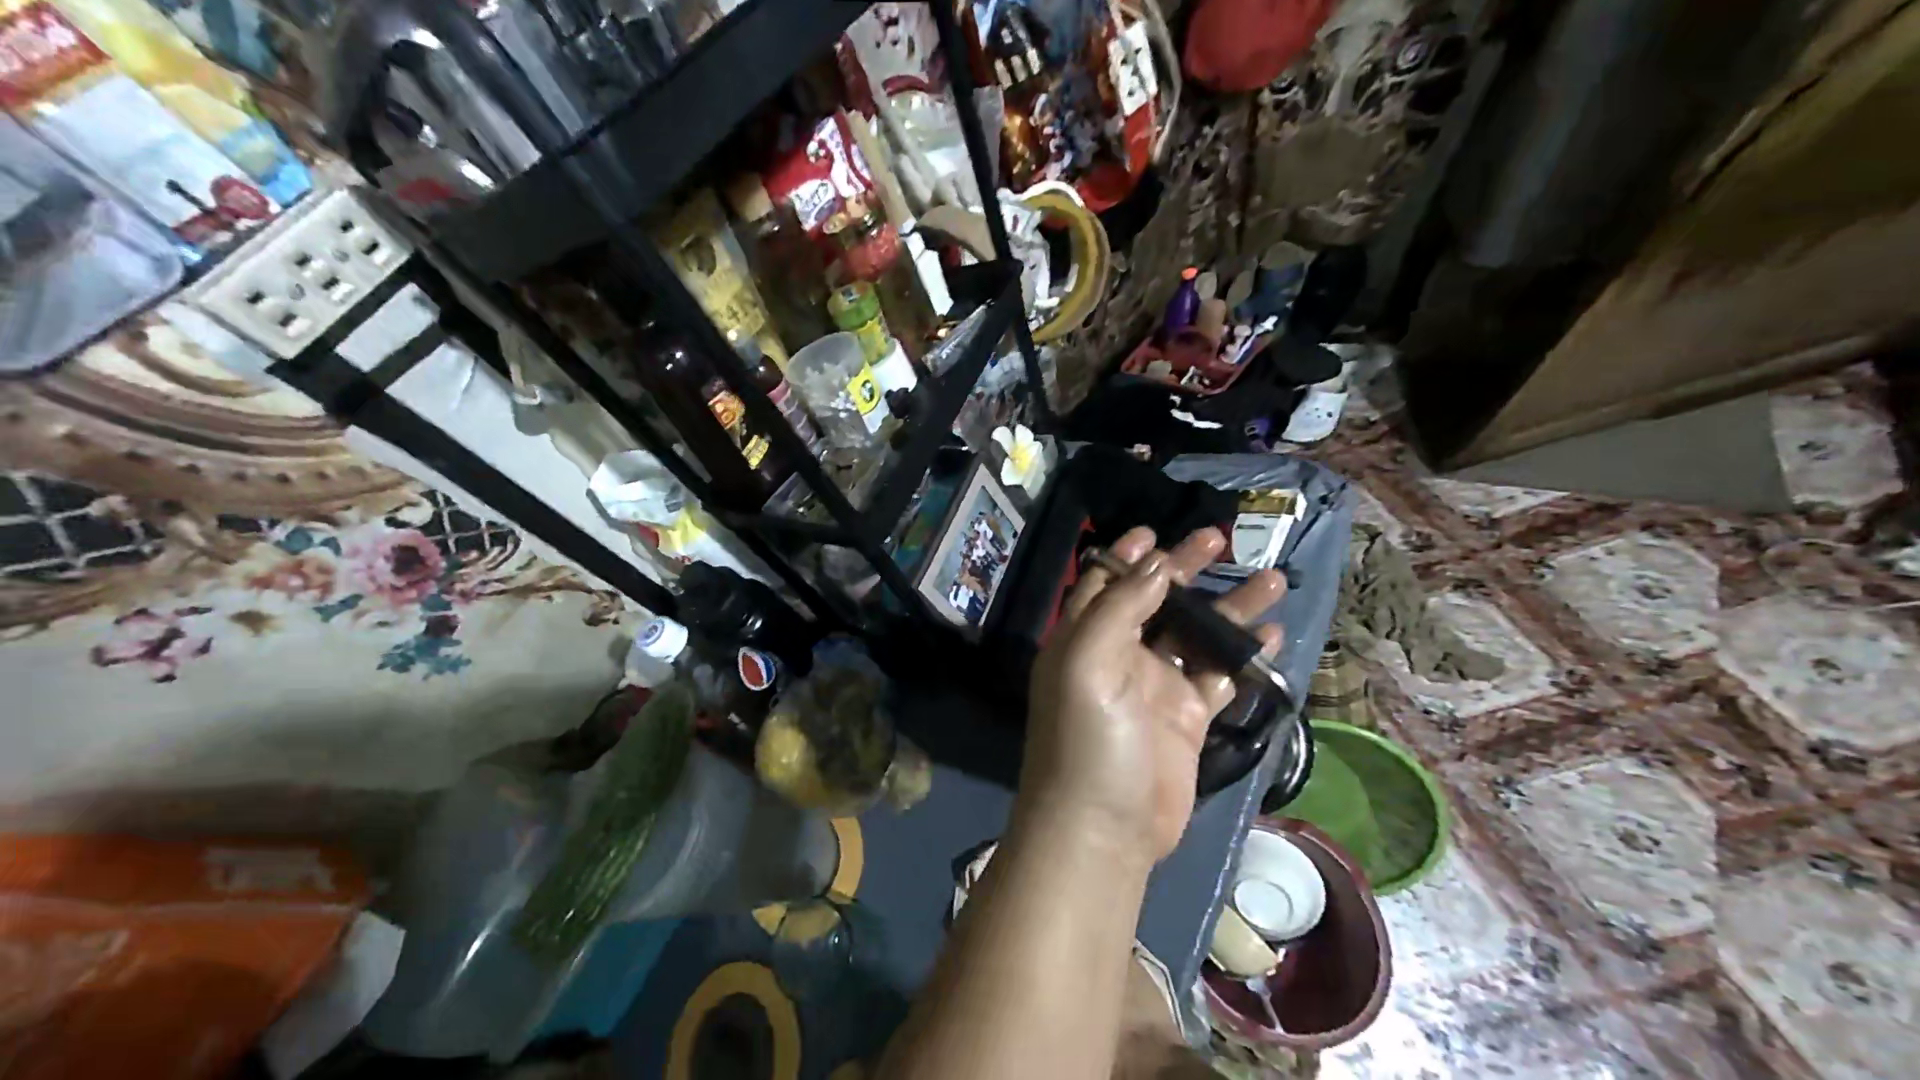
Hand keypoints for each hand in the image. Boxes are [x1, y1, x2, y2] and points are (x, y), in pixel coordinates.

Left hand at [1021, 527, 1284, 868]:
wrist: (1106, 827)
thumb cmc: (1088, 739)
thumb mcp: (1086, 663)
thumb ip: (1118, 608)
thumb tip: (1154, 563)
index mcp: (1085, 638)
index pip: (1104, 582)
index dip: (1127, 556)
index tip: (1155, 532)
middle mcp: (1119, 655)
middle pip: (1156, 599)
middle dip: (1184, 568)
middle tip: (1219, 539)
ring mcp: (1155, 686)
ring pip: (1196, 634)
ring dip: (1229, 607)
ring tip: (1271, 579)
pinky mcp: (1186, 717)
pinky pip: (1218, 675)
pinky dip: (1243, 655)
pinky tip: (1272, 636)